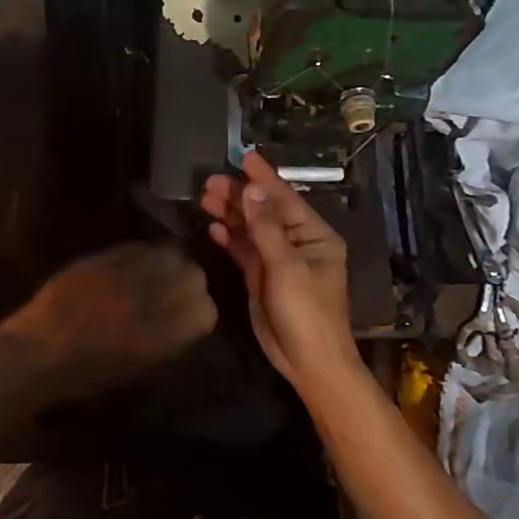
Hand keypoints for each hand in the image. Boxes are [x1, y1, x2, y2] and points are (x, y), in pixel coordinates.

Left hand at [0, 243, 216, 402]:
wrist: (35, 353)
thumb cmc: (84, 376)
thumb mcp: (136, 372)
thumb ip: (168, 345)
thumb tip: (186, 324)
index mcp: (161, 336)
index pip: (206, 310)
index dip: (202, 311)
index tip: (193, 314)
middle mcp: (150, 300)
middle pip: (194, 275)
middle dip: (191, 282)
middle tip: (179, 290)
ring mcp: (127, 274)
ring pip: (169, 254)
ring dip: (170, 264)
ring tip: (160, 273)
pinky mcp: (104, 257)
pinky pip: (139, 247)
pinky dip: (145, 254)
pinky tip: (138, 264)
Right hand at [201, 152, 356, 390]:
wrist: (308, 362)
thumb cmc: (307, 311)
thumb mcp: (287, 267)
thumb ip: (266, 227)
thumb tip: (252, 188)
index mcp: (314, 235)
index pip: (285, 198)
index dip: (264, 178)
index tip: (244, 156)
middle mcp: (297, 242)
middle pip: (264, 211)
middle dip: (239, 195)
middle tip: (209, 181)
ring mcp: (278, 259)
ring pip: (251, 229)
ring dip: (231, 214)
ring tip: (205, 197)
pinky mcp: (262, 276)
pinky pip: (245, 250)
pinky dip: (230, 238)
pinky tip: (214, 227)